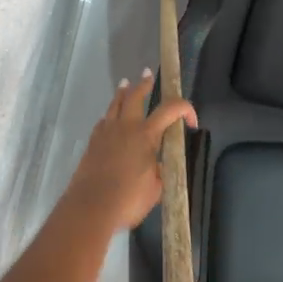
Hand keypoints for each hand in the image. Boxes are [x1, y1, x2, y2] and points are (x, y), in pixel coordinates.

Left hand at [64, 71, 196, 231]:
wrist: (90, 207)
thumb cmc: (128, 200)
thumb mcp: (156, 189)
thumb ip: (159, 172)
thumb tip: (157, 166)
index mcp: (146, 135)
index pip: (171, 110)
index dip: (185, 109)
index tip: (192, 121)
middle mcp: (126, 127)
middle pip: (135, 96)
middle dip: (144, 84)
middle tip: (147, 74)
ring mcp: (106, 133)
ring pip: (115, 104)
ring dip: (122, 93)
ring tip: (125, 84)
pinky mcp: (92, 143)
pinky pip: (103, 122)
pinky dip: (110, 116)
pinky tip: (109, 119)